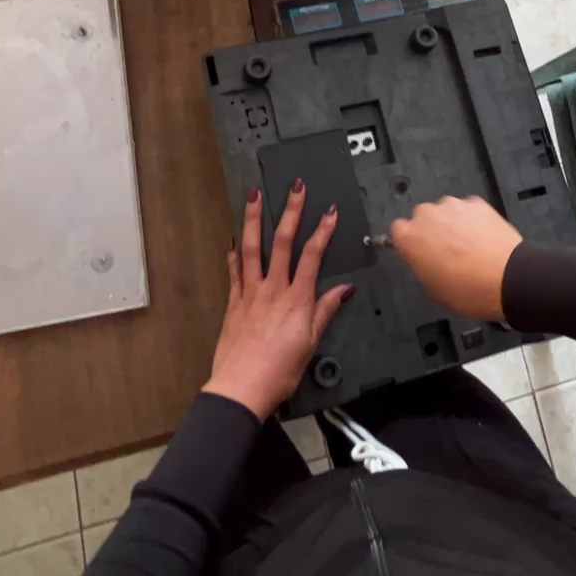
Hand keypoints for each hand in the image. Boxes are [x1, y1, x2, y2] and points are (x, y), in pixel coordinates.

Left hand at [203, 181, 352, 419]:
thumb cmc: (278, 371)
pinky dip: (233, 253)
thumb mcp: (311, 342)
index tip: (329, 211)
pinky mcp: (234, 303)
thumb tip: (343, 290)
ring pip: (252, 248)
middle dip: (290, 211)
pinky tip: (233, 239)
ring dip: (254, 219)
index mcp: (296, 299)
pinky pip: (234, 272)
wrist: (241, 388)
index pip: (313, 255)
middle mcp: (273, 289)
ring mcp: (250, 293)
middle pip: (282, 242)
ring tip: (254, 196)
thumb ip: (325, 311)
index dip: (322, 230)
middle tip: (295, 188)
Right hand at [388, 195, 522, 321]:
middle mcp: (427, 215)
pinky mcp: (476, 203)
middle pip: (421, 218)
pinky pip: (468, 210)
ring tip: (467, 247)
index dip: (408, 243)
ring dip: (452, 224)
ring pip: (445, 212)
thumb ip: (422, 268)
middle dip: (430, 232)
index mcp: (410, 237)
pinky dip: (472, 220)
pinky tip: (481, 239)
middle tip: (445, 253)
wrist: (509, 279)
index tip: (417, 252)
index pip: (397, 231)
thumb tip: (427, 262)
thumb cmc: (470, 289)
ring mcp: (453, 206)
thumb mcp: (434, 291)